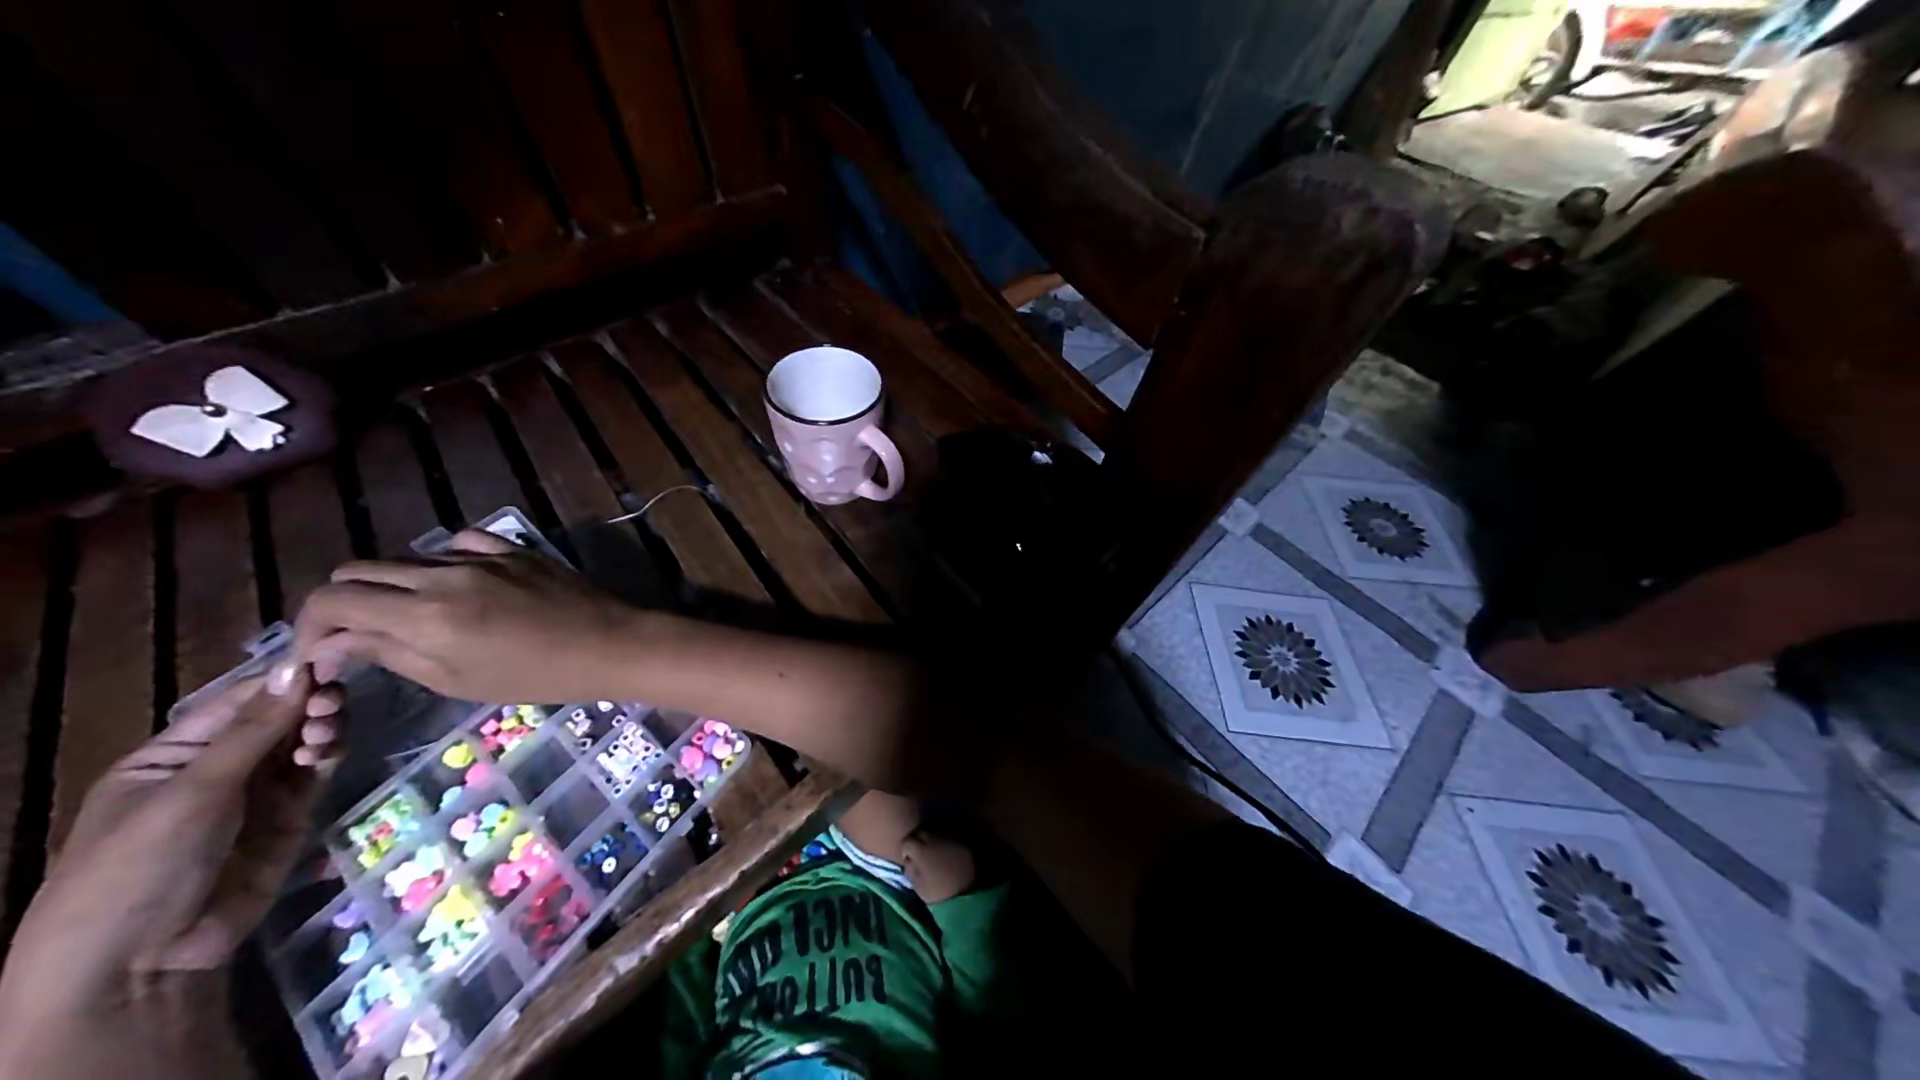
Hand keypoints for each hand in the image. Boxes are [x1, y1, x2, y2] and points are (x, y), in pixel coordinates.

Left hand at [0, 664, 340, 1024]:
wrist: (144, 959)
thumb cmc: (140, 865)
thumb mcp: (193, 791)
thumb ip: (254, 729)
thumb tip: (299, 665)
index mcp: (173, 754)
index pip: (239, 701)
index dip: (284, 680)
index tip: (330, 661)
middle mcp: (218, 767)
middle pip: (279, 718)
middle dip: (310, 704)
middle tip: (333, 704)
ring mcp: (256, 793)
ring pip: (304, 741)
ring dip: (321, 728)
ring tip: (326, 734)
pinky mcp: (290, 815)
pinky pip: (316, 772)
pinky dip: (329, 755)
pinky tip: (328, 754)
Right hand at [294, 530, 648, 704]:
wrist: (609, 644)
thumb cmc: (536, 676)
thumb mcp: (456, 679)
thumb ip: (389, 653)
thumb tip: (332, 642)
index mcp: (425, 613)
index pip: (333, 599)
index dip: (310, 624)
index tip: (321, 649)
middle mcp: (444, 574)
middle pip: (360, 569)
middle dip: (344, 601)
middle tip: (359, 633)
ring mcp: (482, 554)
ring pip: (407, 556)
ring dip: (394, 584)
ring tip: (414, 616)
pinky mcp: (512, 546)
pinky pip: (458, 542)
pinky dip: (440, 563)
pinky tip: (456, 586)